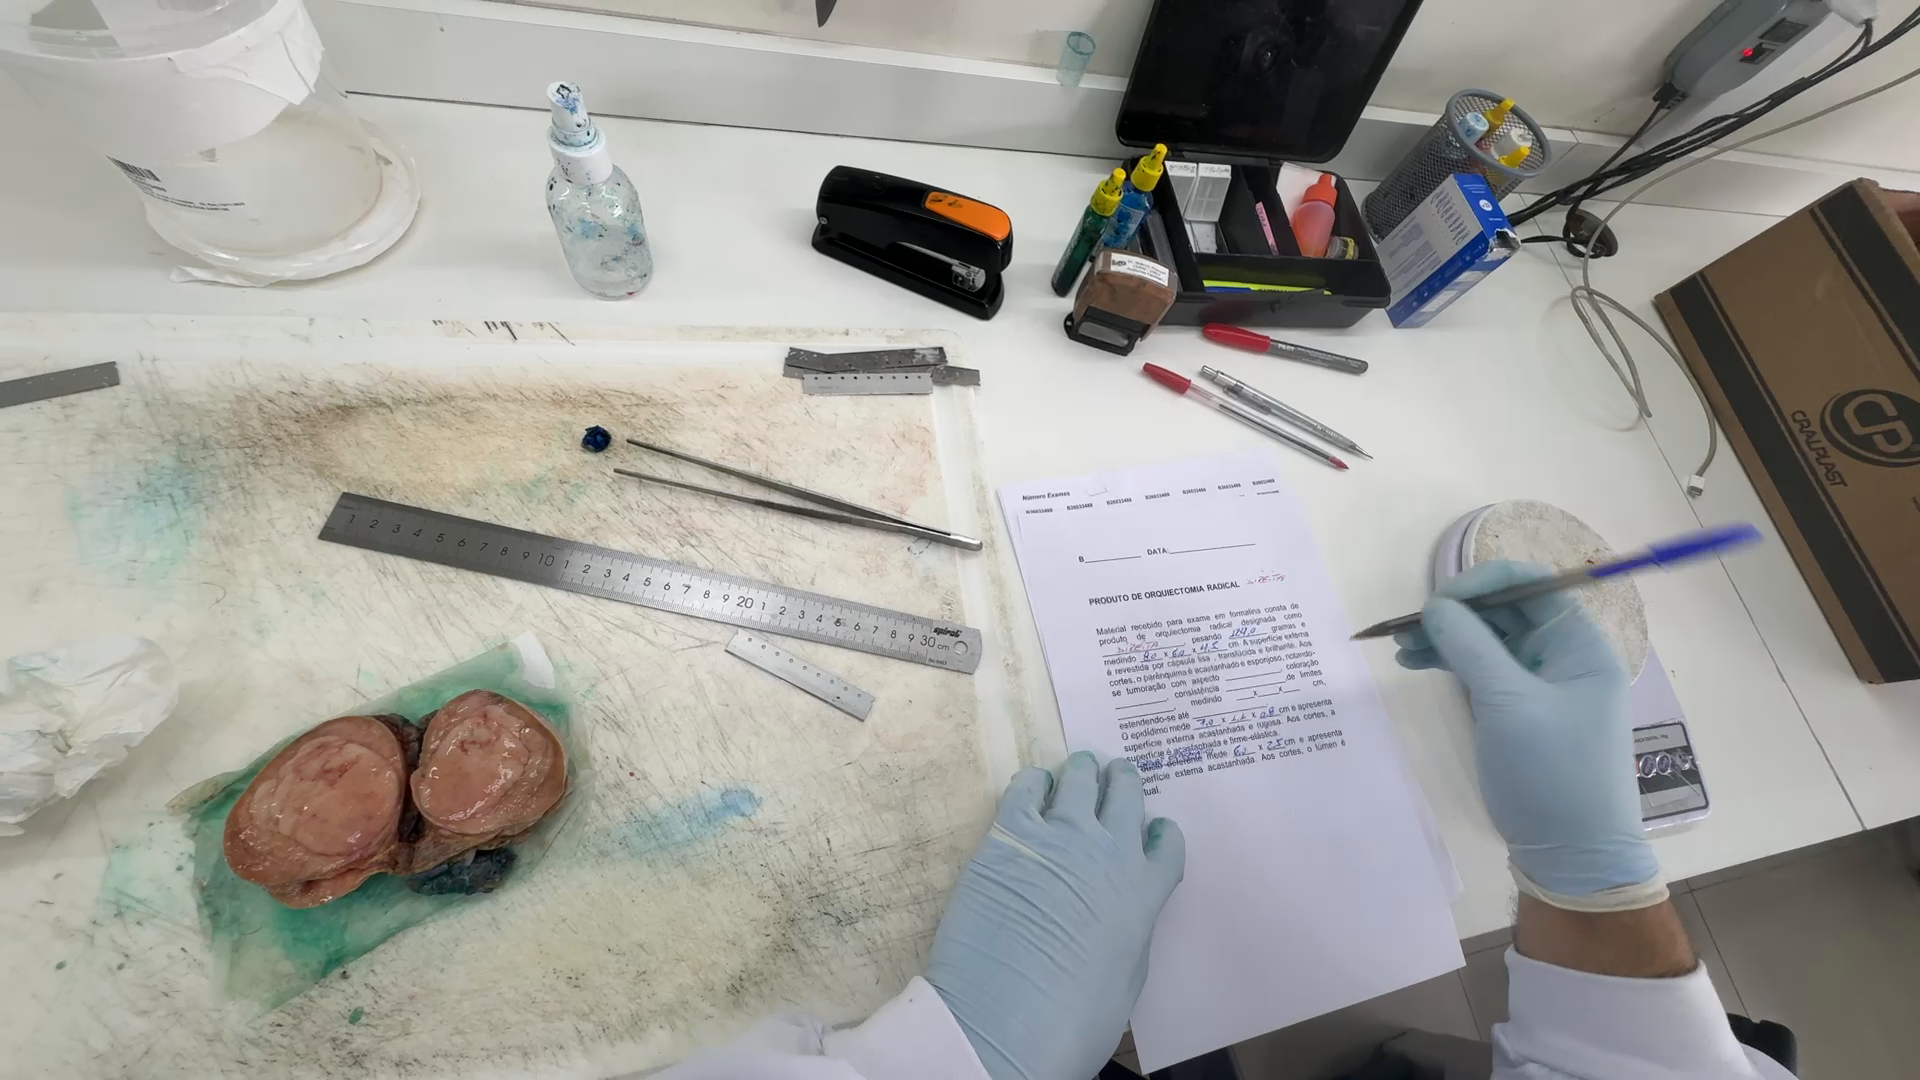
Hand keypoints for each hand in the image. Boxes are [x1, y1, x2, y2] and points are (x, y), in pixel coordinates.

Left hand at [928, 753, 1184, 1079]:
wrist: (1004, 1018)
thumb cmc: (1071, 1019)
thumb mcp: (1125, 981)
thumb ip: (1130, 931)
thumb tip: (1123, 911)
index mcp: (1143, 892)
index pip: (1166, 843)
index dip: (1159, 832)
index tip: (1152, 826)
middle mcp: (1109, 851)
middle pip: (1125, 794)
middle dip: (1122, 781)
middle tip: (1115, 773)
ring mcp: (1061, 834)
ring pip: (1080, 778)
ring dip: (1082, 770)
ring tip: (1080, 767)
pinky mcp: (1013, 829)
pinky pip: (1027, 785)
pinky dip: (1034, 780)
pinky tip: (1034, 784)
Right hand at [1395, 560, 1662, 909]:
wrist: (1570, 847)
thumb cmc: (1551, 769)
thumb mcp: (1506, 702)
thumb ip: (1469, 646)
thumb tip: (1434, 605)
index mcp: (1578, 646)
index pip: (1529, 585)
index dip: (1480, 583)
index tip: (1437, 604)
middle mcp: (1558, 654)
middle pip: (1500, 609)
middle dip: (1452, 612)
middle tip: (1406, 629)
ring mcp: (1534, 679)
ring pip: (1481, 636)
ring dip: (1440, 635)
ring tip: (1400, 647)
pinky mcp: (1511, 702)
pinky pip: (1474, 664)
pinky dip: (1443, 658)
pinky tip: (1412, 663)